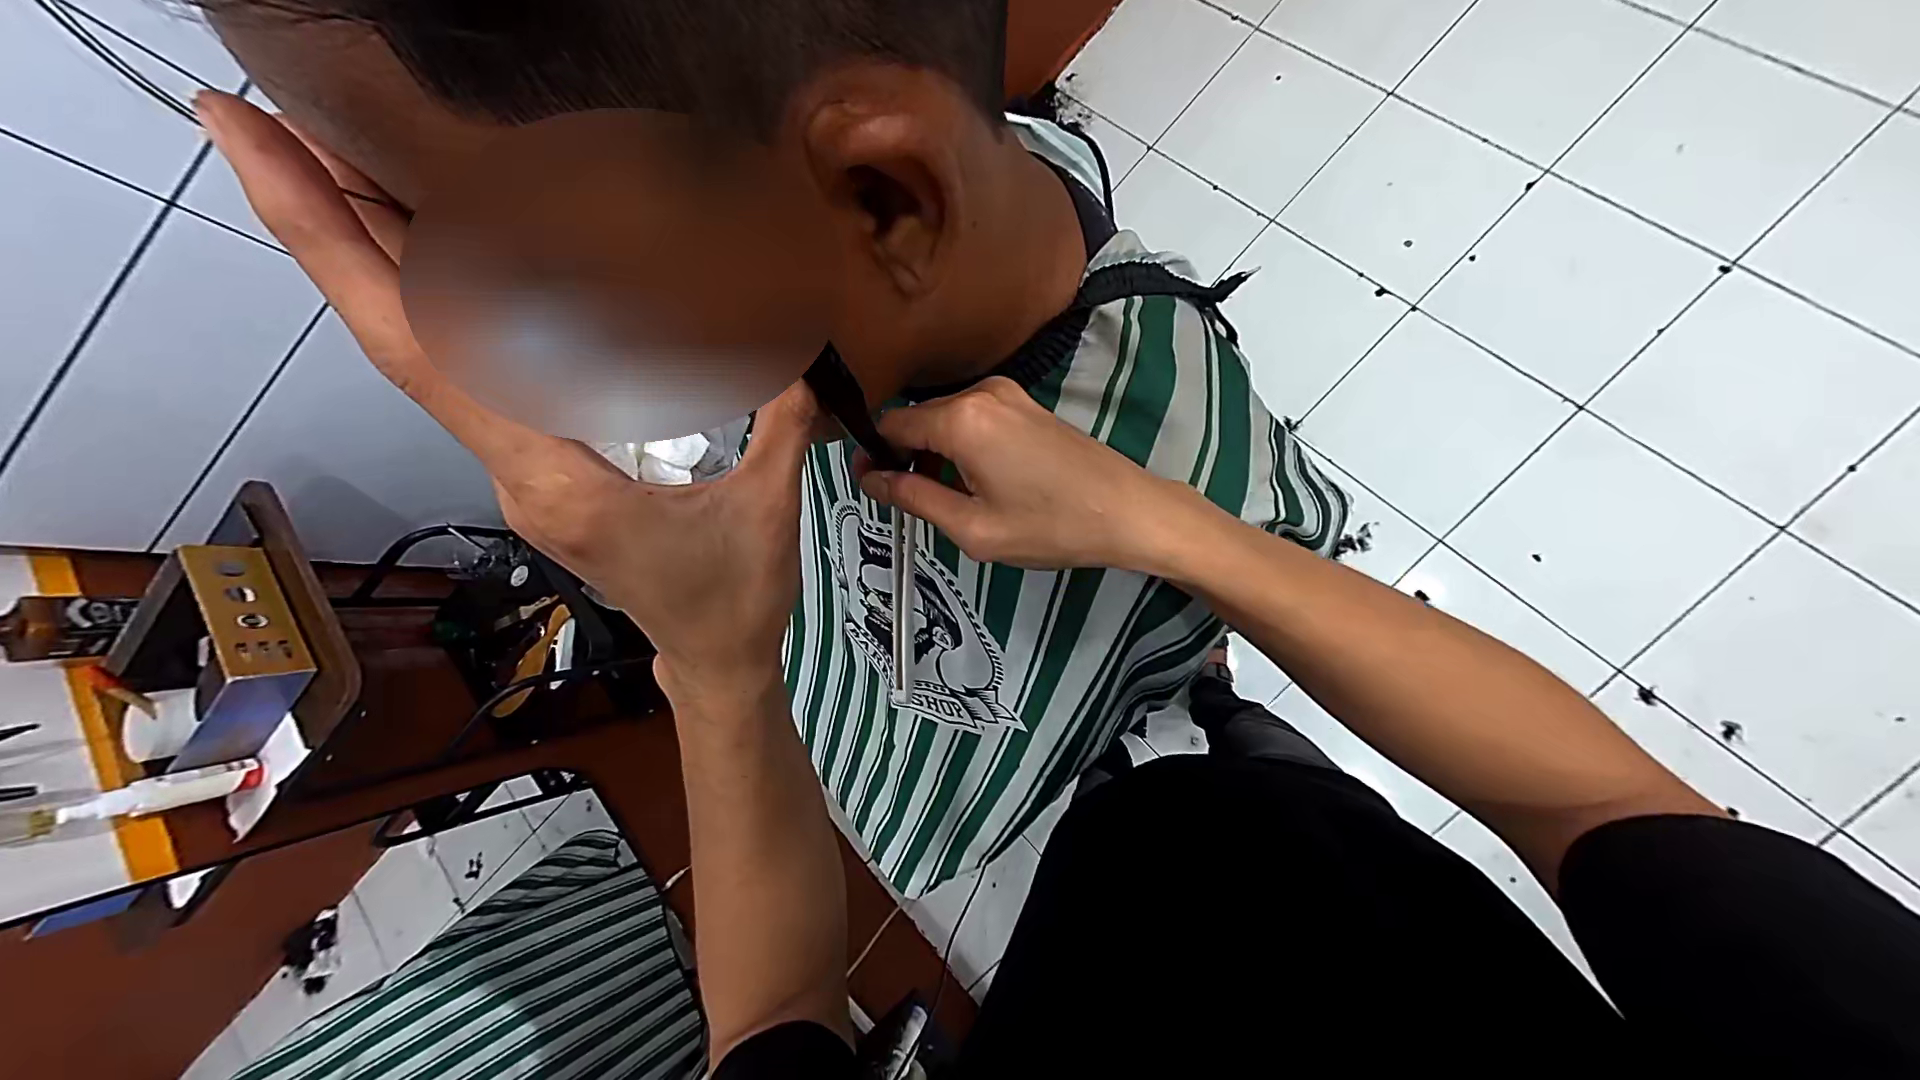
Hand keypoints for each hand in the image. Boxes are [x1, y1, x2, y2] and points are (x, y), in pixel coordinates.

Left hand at [195, 89, 810, 688]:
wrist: (714, 661)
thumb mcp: (768, 509)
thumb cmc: (734, 600)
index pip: (424, 352)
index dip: (334, 245)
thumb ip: (782, 424)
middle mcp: (520, 475)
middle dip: (333, 234)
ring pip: (436, 369)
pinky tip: (468, 284)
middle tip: (282, 121)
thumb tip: (794, 352)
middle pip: (404, 346)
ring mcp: (528, 481)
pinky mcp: (549, 484)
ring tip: (363, 179)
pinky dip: (458, 323)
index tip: (251, 139)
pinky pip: (483, 392)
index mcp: (558, 480)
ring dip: (391, 276)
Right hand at [853, 377, 1208, 573]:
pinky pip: (973, 417)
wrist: (1128, 511)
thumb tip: (873, 479)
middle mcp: (981, 393)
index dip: (874, 454)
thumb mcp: (973, 527)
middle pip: (917, 417)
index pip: (890, 423)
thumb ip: (914, 498)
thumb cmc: (1052, 525)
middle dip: (904, 453)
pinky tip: (972, 479)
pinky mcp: (1025, 403)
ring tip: (943, 496)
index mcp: (961, 419)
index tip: (872, 484)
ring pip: (944, 417)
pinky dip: (960, 444)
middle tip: (908, 499)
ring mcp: (1008, 393)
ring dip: (933, 451)